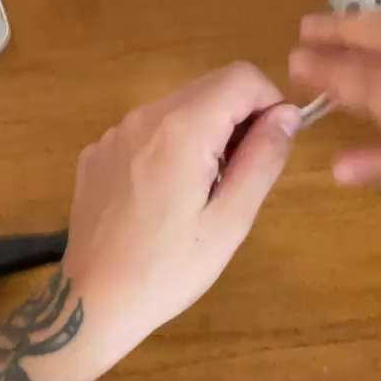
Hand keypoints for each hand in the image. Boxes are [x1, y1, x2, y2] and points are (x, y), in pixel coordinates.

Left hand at [63, 62, 301, 355]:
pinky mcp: (96, 155)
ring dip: (204, 135)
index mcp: (181, 130)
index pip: (242, 77)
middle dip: (238, 120)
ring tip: (201, 195)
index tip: (273, 146)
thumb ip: (262, 159)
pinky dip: (168, 150)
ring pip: (177, 109)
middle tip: (240, 179)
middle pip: (209, 88)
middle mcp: (143, 117)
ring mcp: (113, 134)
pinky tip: (163, 200)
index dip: (270, 102)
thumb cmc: (169, 270)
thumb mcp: (230, 221)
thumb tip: (287, 114)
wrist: (93, 302)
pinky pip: (146, 133)